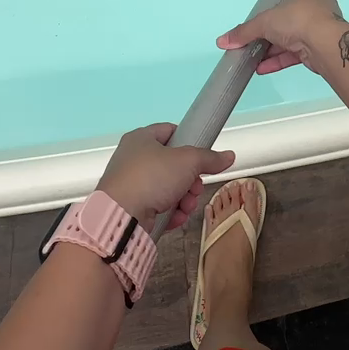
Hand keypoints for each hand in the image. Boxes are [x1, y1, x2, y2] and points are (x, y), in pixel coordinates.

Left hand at [96, 123, 235, 231]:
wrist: (119, 218)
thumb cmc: (152, 177)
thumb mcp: (187, 161)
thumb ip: (209, 158)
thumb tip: (229, 156)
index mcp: (141, 138)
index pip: (170, 131)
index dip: (188, 141)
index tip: (200, 156)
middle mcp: (132, 158)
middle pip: (172, 164)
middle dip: (189, 178)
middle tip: (196, 187)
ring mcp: (129, 184)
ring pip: (166, 187)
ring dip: (182, 198)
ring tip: (187, 206)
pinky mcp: (128, 208)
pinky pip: (155, 205)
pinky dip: (169, 212)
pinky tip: (176, 218)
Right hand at [215, 0, 346, 74]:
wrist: (325, 43)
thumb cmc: (297, 19)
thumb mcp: (264, 21)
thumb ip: (244, 31)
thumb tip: (222, 41)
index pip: (284, 0)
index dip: (270, 13)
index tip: (257, 26)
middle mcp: (316, 6)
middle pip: (286, 22)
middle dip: (268, 36)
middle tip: (251, 45)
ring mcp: (320, 27)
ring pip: (291, 39)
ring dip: (271, 50)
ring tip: (252, 60)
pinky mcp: (320, 47)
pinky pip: (296, 53)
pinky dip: (279, 60)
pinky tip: (262, 68)